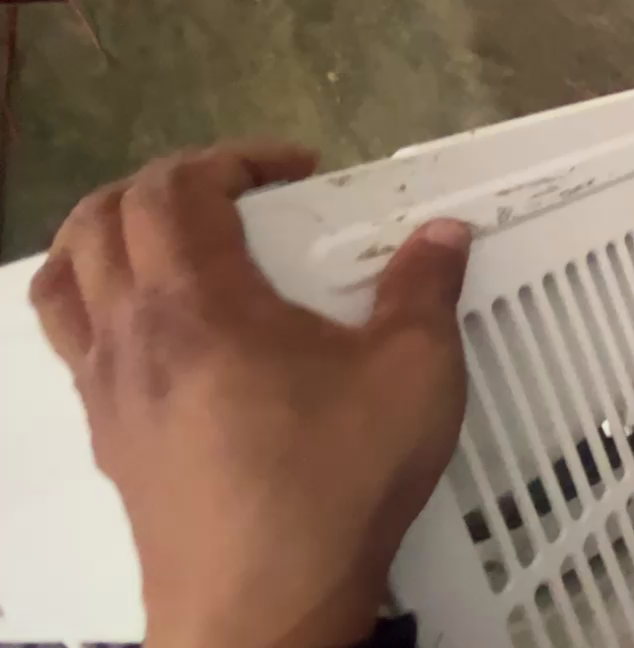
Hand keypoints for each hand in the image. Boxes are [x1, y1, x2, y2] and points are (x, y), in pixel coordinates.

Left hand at [28, 141, 473, 647]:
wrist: (269, 597)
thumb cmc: (341, 469)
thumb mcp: (416, 365)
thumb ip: (426, 286)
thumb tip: (443, 233)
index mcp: (202, 309)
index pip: (173, 194)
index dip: (232, 159)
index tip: (300, 169)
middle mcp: (133, 338)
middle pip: (101, 223)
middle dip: (173, 182)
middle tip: (252, 190)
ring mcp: (106, 391)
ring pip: (67, 277)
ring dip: (121, 232)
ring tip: (197, 237)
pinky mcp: (109, 434)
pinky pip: (75, 334)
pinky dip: (108, 291)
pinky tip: (182, 318)